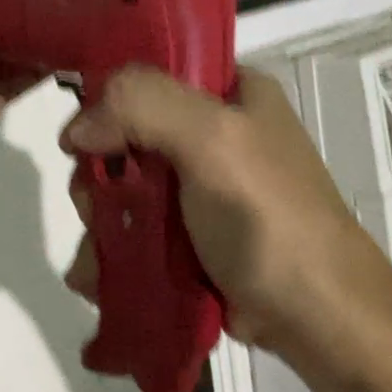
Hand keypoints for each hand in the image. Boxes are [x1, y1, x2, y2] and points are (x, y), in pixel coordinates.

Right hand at [59, 68, 391, 354]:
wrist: (314, 315)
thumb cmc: (267, 219)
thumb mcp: (213, 141)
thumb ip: (141, 109)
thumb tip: (77, 130)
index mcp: (230, 97)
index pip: (151, 76)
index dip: (109, 103)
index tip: (84, 141)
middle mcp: (213, 141)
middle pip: (124, 143)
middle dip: (100, 181)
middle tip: (98, 208)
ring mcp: (199, 198)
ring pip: (122, 197)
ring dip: (100, 228)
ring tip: (100, 260)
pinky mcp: (188, 245)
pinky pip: (133, 238)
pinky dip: (111, 258)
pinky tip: (100, 279)